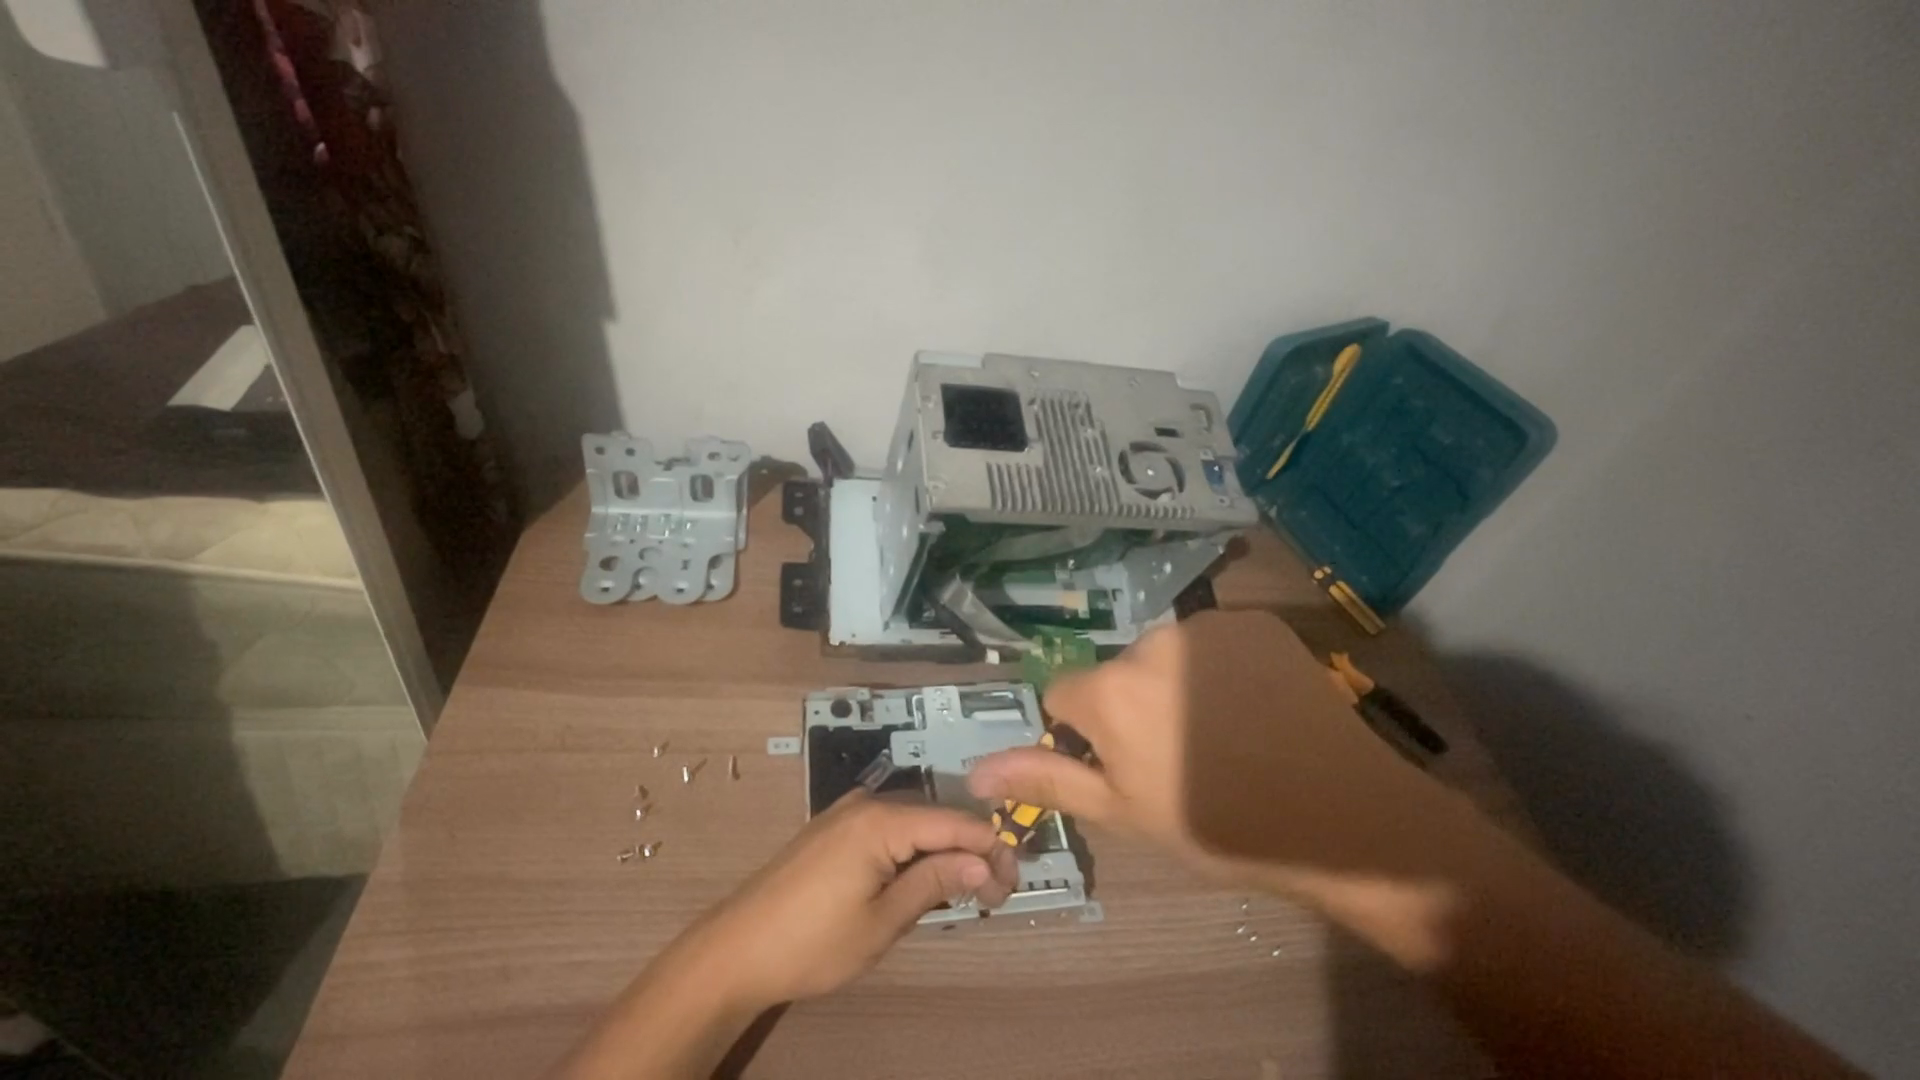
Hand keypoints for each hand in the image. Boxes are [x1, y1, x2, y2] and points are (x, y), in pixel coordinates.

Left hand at [550, 795, 1016, 1078]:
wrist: (734, 950)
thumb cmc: (812, 942)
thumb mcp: (882, 921)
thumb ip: (934, 883)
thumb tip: (983, 862)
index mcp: (881, 821)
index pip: (956, 822)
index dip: (991, 849)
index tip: (1012, 884)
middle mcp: (866, 804)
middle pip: (936, 818)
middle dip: (971, 851)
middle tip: (993, 895)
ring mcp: (845, 815)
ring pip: (914, 824)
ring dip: (943, 853)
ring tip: (965, 893)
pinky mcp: (832, 832)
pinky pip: (888, 831)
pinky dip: (913, 853)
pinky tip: (923, 881)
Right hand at [968, 609, 1459, 897]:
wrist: (1339, 818)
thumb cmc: (1218, 828)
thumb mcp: (1123, 814)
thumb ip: (1048, 778)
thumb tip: (974, 769)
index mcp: (1110, 691)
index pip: (1063, 693)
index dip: (1086, 733)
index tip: (1124, 765)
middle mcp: (1151, 642)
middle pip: (1118, 670)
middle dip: (1132, 704)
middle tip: (1181, 758)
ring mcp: (1209, 627)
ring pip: (1166, 655)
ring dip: (1176, 684)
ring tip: (1225, 735)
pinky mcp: (1257, 623)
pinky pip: (1214, 642)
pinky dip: (1221, 668)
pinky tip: (1256, 709)